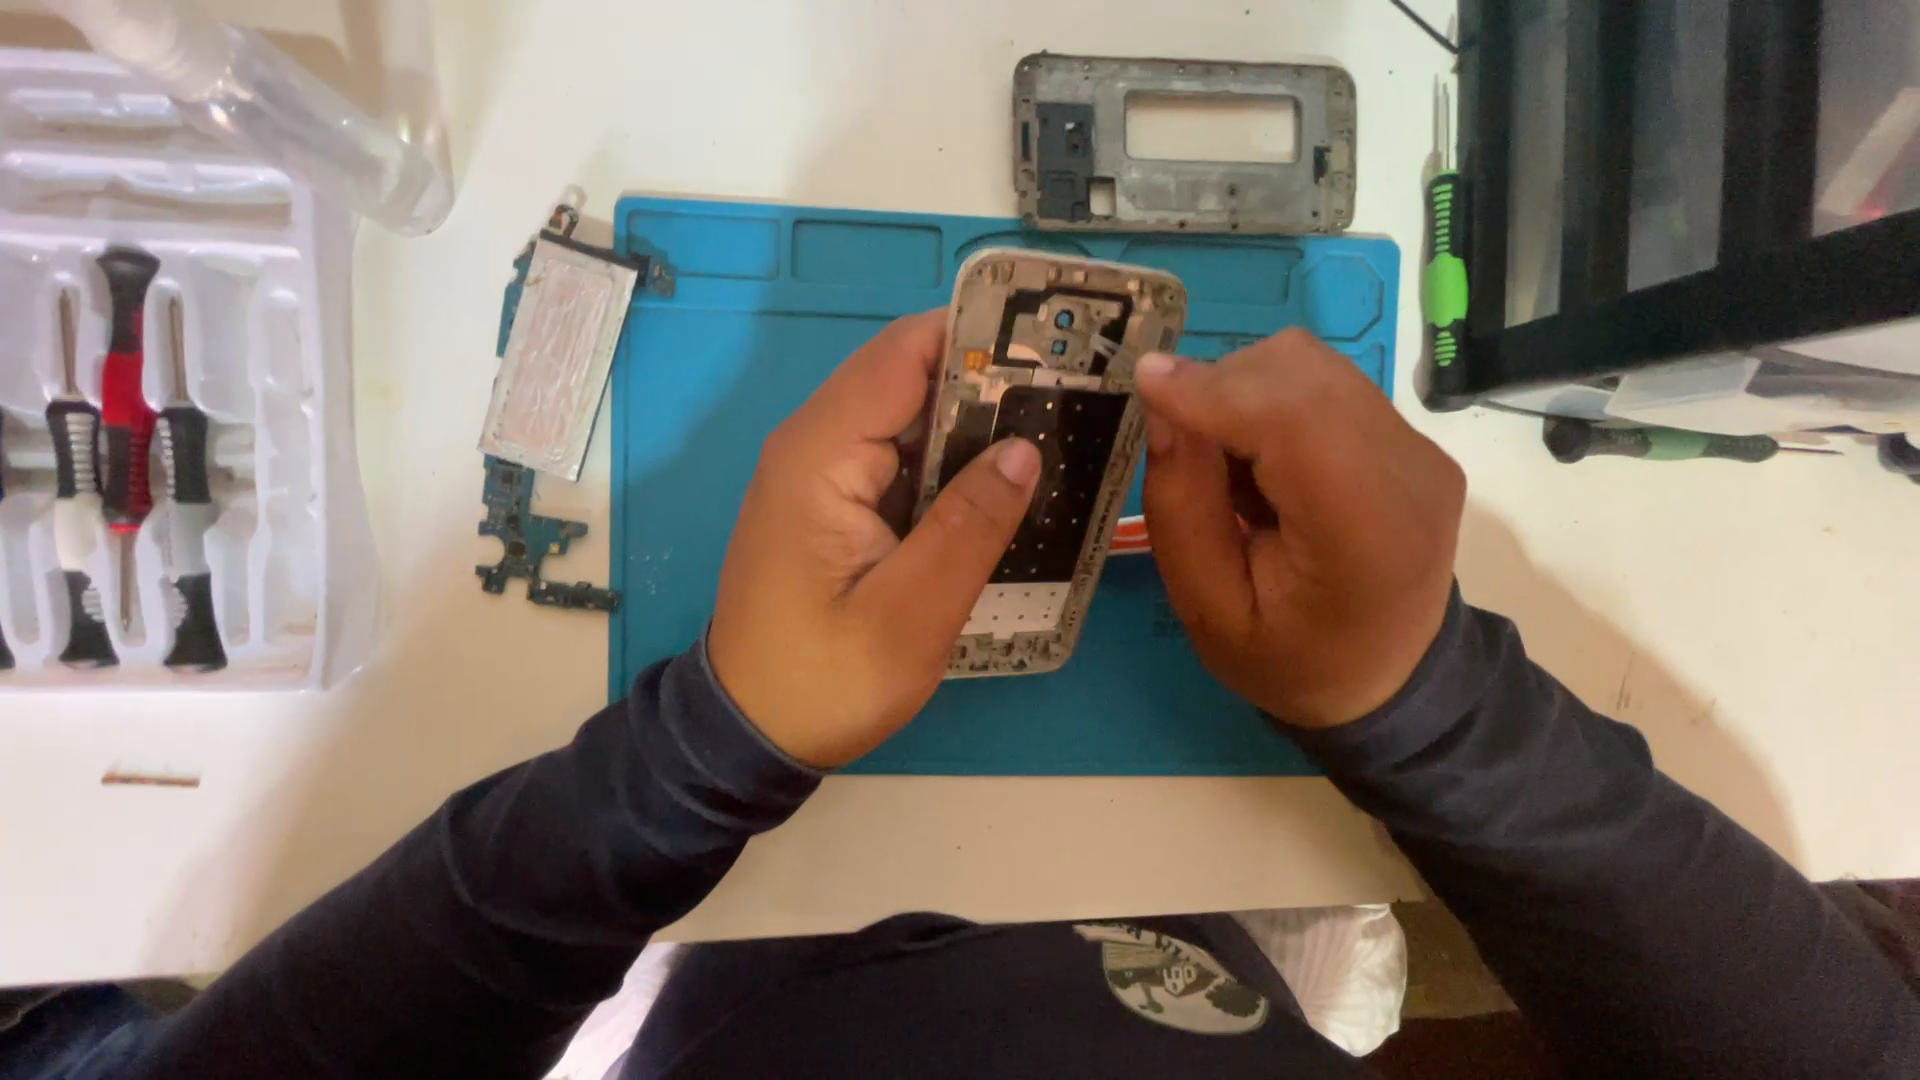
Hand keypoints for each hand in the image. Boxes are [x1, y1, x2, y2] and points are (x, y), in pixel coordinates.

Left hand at [708, 312, 1041, 767]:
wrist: (752, 731)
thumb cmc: (825, 680)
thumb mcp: (911, 613)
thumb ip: (969, 526)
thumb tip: (1024, 449)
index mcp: (820, 455)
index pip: (903, 355)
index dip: (977, 338)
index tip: (1051, 346)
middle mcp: (815, 447)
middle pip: (907, 379)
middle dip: (986, 381)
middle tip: (1070, 396)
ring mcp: (821, 475)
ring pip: (907, 420)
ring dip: (973, 424)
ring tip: (1053, 431)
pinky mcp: (835, 505)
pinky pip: (899, 462)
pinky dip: (949, 464)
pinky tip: (1001, 483)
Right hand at [1134, 329, 1465, 728]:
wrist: (1384, 680)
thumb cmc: (1286, 659)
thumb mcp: (1208, 610)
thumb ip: (1182, 511)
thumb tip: (1162, 408)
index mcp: (1364, 533)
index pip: (1294, 418)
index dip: (1214, 389)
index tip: (1144, 383)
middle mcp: (1409, 472)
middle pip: (1301, 372)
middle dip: (1222, 389)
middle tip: (1186, 450)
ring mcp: (1419, 448)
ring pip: (1310, 365)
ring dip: (1245, 395)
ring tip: (1230, 468)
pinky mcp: (1411, 439)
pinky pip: (1323, 383)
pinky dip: (1271, 404)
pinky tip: (1264, 464)